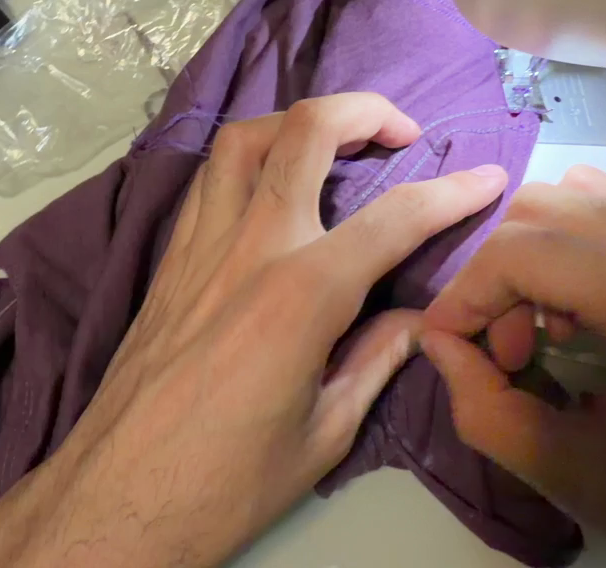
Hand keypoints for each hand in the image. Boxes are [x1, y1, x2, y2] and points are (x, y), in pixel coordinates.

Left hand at [0, 92, 510, 567]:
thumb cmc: (228, 480)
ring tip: (333, 141)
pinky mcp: (171, 251)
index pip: (395, 218)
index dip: (453, 191)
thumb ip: (375, 359)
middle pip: (306, 131)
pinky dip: (250, 156)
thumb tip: (414, 315)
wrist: (117, 494)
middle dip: (365, 111)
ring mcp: (202, 239)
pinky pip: (211, 175)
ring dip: (296, 121)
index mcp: (303, 293)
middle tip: (401, 131)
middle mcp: (252, 243)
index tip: (488, 175)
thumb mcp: (324, 434)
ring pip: (245, 137)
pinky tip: (270, 182)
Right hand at [421, 166, 605, 567]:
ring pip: (579, 197)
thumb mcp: (580, 480)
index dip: (464, 293)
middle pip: (543, 209)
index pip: (521, 250)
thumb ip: (486, 410)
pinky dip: (580, 241)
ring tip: (544, 328)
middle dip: (498, 274)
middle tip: (503, 349)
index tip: (446, 344)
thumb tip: (436, 343)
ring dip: (537, 253)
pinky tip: (587, 304)